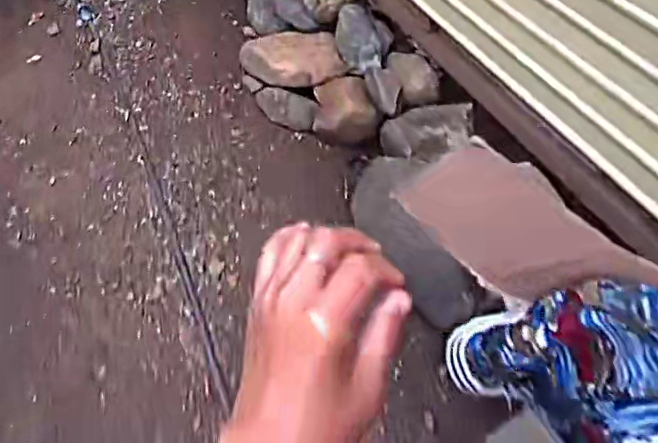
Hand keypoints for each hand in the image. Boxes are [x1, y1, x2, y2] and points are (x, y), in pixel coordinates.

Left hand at [222, 225, 411, 442]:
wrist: (268, 442)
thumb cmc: (315, 428)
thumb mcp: (366, 390)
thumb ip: (384, 336)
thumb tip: (399, 301)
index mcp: (324, 323)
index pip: (360, 269)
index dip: (385, 268)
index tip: (396, 280)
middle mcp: (294, 301)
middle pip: (327, 241)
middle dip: (357, 241)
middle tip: (376, 255)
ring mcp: (272, 296)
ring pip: (297, 238)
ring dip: (325, 234)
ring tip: (347, 246)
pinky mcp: (258, 299)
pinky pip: (271, 251)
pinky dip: (289, 236)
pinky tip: (304, 236)